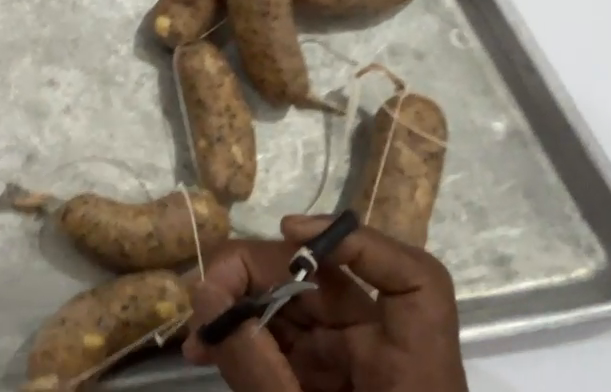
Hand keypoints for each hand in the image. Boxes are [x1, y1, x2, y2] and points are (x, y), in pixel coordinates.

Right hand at [184, 216, 467, 391]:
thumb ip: (261, 374)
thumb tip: (211, 305)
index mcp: (414, 371)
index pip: (414, 281)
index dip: (357, 241)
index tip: (287, 233)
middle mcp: (386, 355)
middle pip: (325, 278)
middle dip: (255, 275)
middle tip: (203, 298)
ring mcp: (353, 367)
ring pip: (291, 304)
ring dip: (235, 305)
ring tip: (195, 335)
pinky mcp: (322, 382)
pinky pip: (277, 338)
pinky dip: (239, 336)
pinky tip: (204, 350)